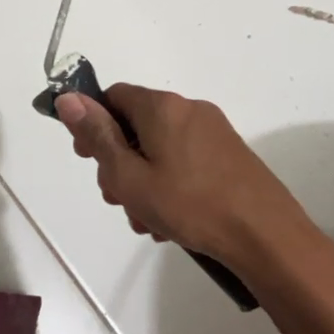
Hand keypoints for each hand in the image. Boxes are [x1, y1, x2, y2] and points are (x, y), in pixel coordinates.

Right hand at [53, 84, 317, 272]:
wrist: (266, 237)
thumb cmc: (188, 204)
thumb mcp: (127, 174)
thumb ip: (96, 134)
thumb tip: (68, 98)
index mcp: (161, 107)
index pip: (112, 96)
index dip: (92, 125)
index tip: (89, 160)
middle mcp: (189, 110)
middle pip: (134, 125)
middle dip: (117, 160)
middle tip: (117, 197)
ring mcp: (214, 132)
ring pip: (157, 148)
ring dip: (141, 179)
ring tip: (144, 218)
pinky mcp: (229, 155)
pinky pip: (182, 161)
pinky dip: (167, 183)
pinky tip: (168, 219)